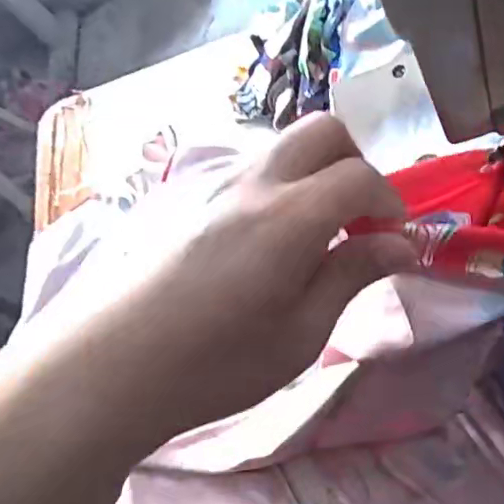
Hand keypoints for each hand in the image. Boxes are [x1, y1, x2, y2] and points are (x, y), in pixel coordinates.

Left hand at [0, 114, 415, 457]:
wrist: (102, 372)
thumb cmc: (216, 364)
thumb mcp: (302, 333)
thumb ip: (353, 274)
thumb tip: (401, 245)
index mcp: (288, 217)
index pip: (361, 176)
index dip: (392, 204)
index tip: (395, 242)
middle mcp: (250, 182)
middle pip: (324, 130)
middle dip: (358, 166)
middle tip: (360, 223)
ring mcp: (209, 182)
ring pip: (283, 146)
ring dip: (318, 176)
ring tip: (315, 239)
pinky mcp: (181, 196)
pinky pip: (248, 169)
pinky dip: (281, 188)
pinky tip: (266, 245)